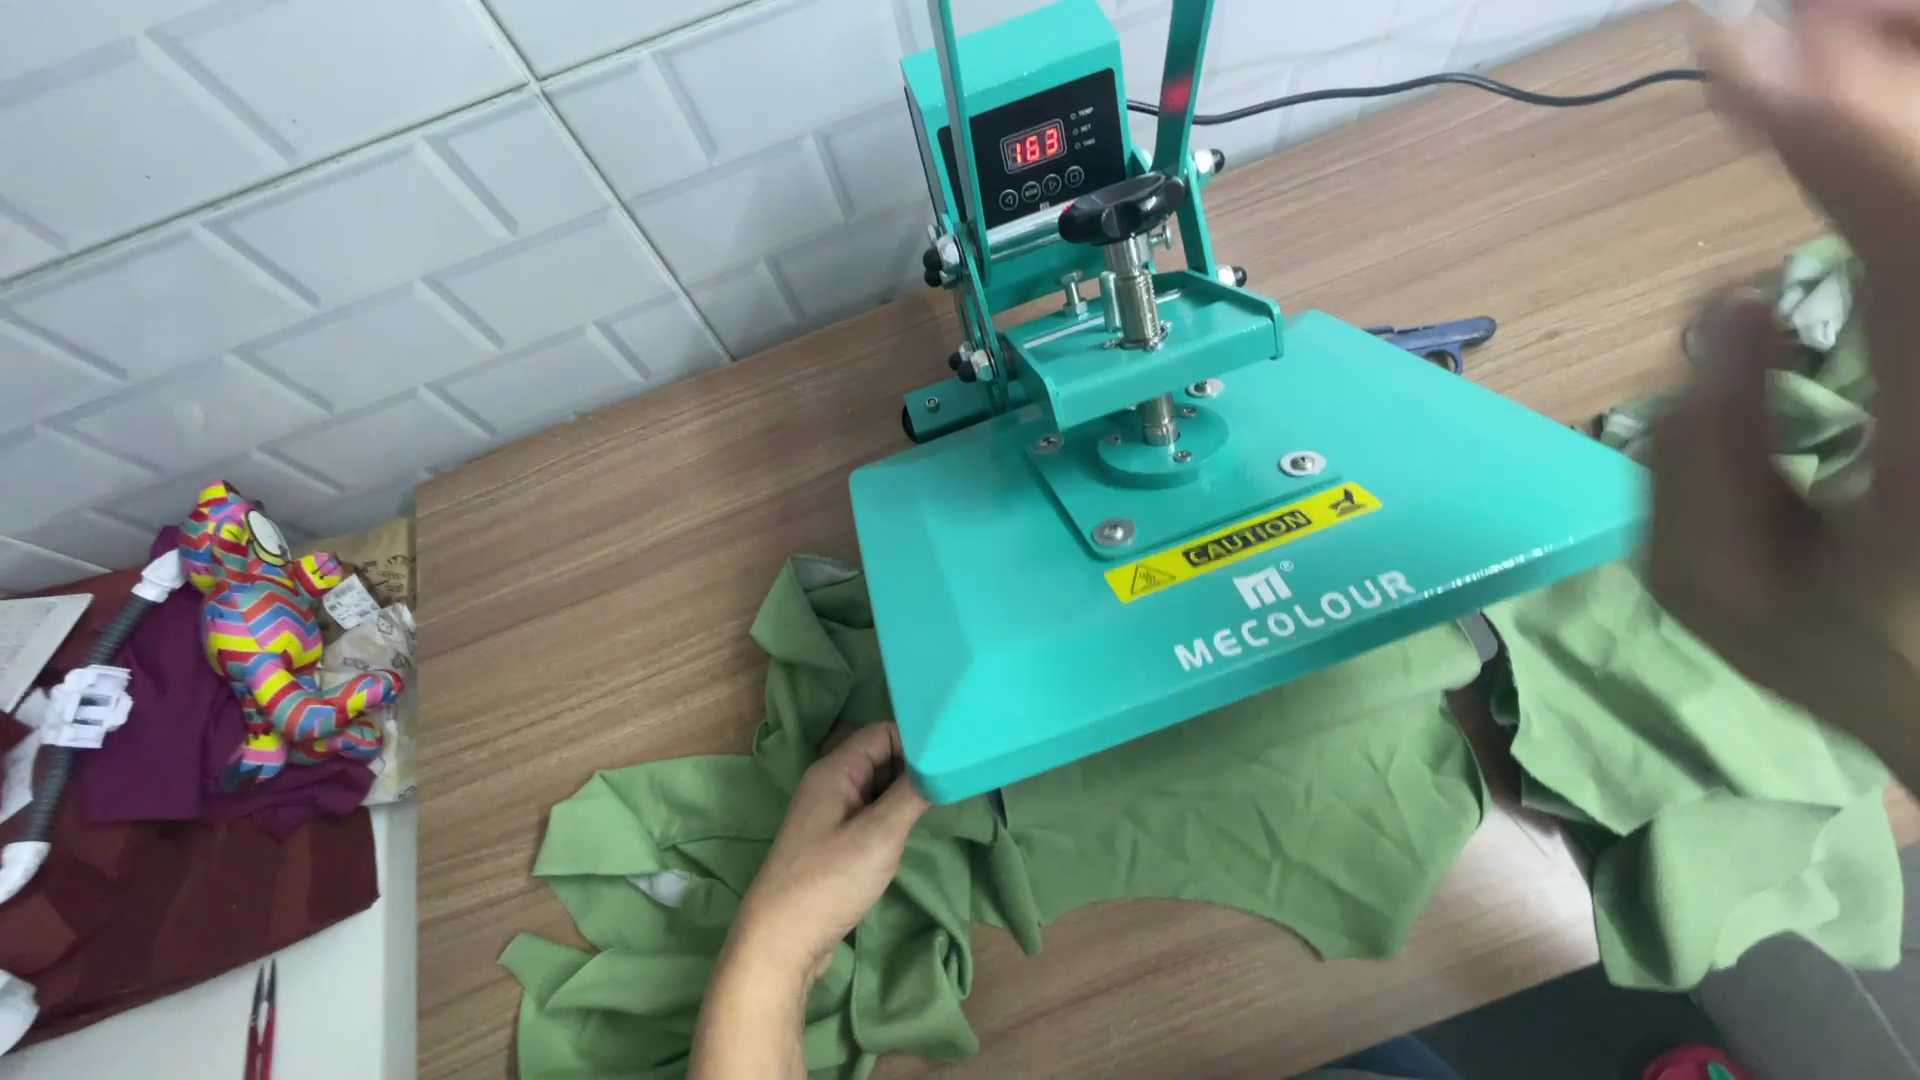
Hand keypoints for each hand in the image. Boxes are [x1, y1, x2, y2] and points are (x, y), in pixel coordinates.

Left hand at [731, 722, 929, 979]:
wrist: (780, 944)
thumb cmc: (829, 882)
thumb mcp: (880, 835)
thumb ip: (912, 793)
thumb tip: (941, 762)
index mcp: (835, 770)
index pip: (883, 732)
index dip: (916, 740)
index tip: (951, 757)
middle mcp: (830, 783)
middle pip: (881, 756)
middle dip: (914, 766)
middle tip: (953, 781)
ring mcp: (831, 812)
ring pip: (878, 786)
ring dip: (905, 793)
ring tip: (942, 802)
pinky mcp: (834, 840)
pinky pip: (870, 811)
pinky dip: (893, 815)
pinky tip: (912, 829)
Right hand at [1651, 3, 1919, 777]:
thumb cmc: (1862, 659)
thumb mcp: (1719, 586)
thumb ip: (1695, 457)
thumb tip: (1732, 310)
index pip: (1913, 228)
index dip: (1829, 120)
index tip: (1733, 49)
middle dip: (1896, 58)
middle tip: (1785, 13)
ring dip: (1915, 87)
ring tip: (1826, 34)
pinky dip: (1914, 157)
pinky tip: (1880, 104)